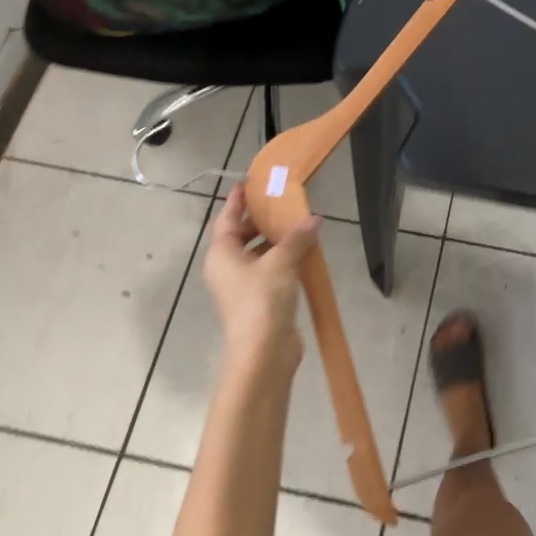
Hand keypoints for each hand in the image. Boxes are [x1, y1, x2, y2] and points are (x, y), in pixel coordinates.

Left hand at [203, 187, 318, 370]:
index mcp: (221, 254)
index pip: (226, 218)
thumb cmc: (262, 300)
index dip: (237, 200)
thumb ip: (297, 238)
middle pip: (240, 236)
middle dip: (260, 220)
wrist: (263, 352)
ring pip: (256, 254)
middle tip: (282, 202)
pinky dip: (282, 260)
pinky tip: (303, 253)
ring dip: (274, 240)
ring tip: (298, 224)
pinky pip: (268, 271)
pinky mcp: (258, 301)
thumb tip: (314, 219)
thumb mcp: (281, 262)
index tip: (249, 183)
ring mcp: (241, 286)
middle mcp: (226, 268)